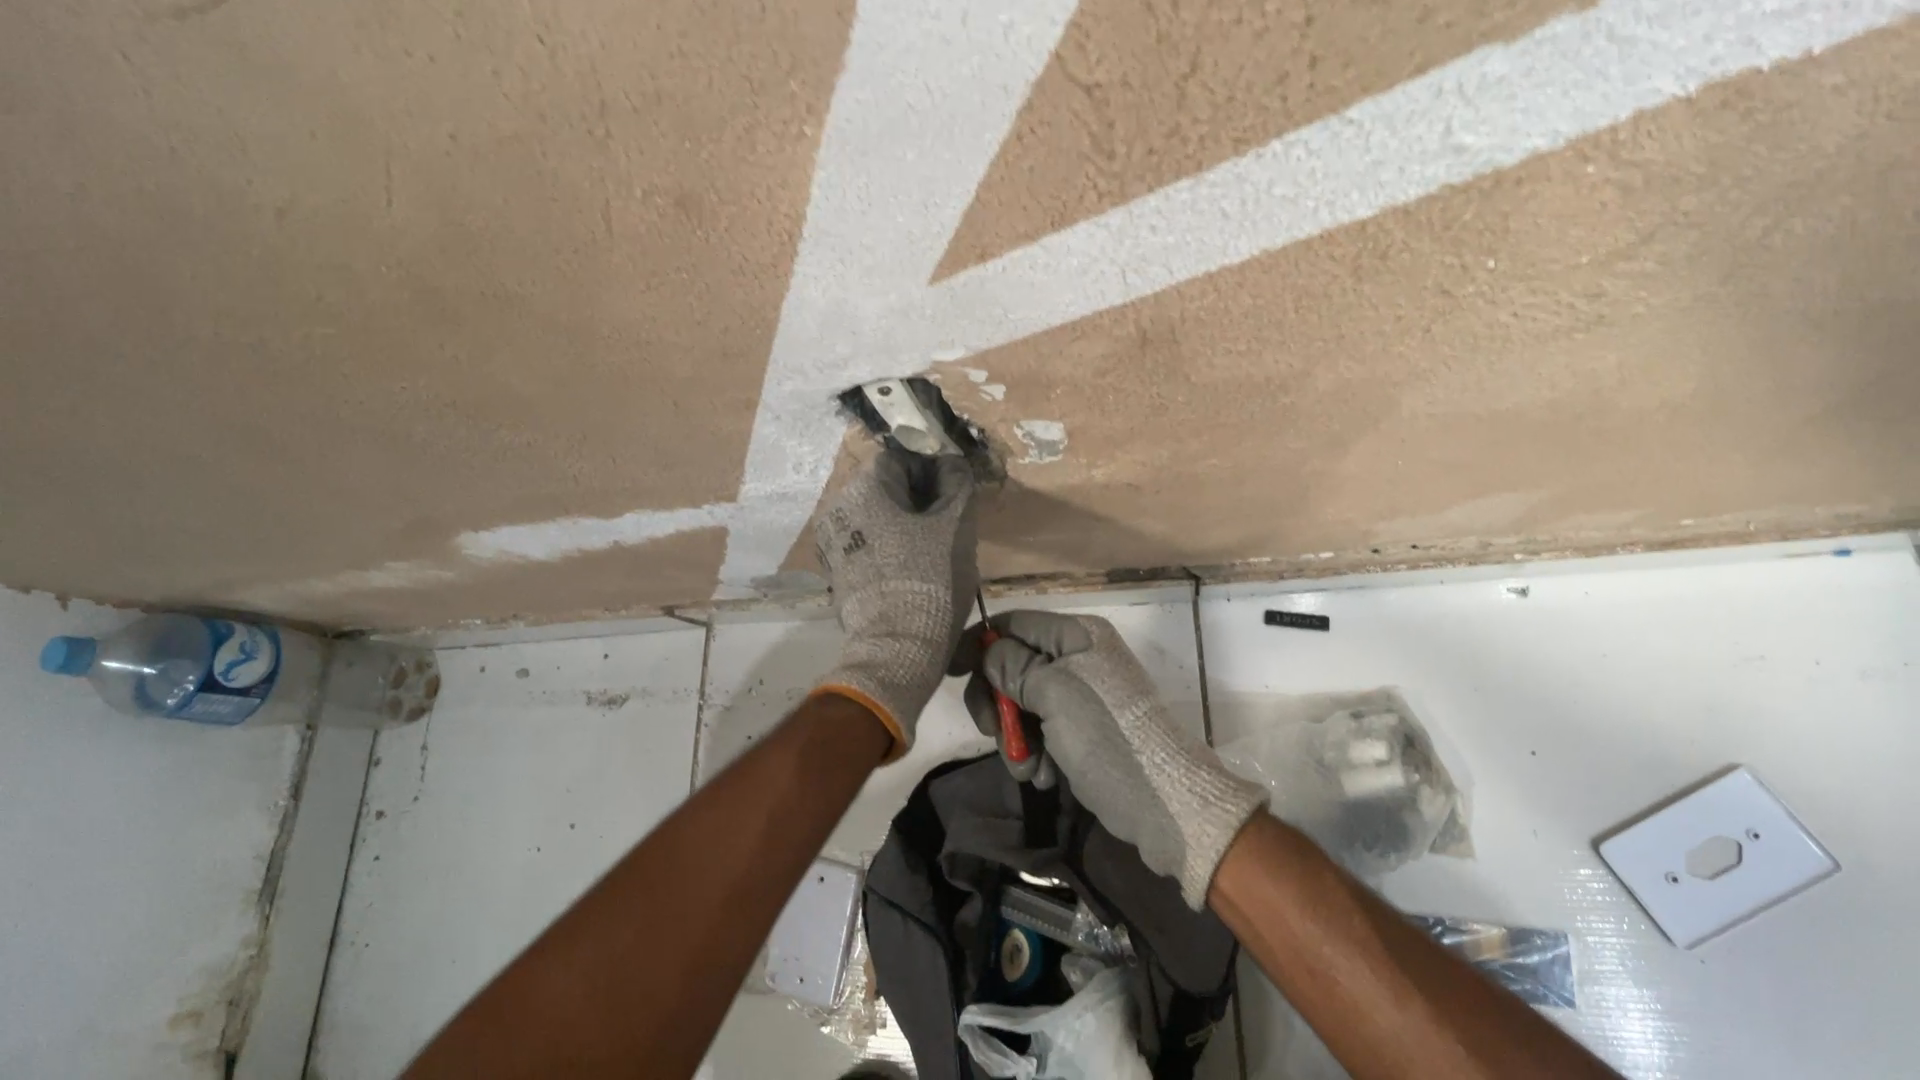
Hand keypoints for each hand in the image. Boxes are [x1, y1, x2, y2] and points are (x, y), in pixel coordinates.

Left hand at [812, 448, 977, 760]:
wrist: (898, 647)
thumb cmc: (930, 579)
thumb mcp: (956, 524)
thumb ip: (956, 484)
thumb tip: (950, 464)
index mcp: (863, 488)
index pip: (900, 457)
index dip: (932, 470)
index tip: (954, 493)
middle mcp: (838, 508)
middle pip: (885, 488)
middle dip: (917, 499)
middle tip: (948, 521)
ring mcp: (833, 542)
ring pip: (877, 518)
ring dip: (904, 524)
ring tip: (934, 547)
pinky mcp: (837, 572)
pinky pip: (868, 545)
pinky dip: (890, 548)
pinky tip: (914, 568)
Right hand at [953, 610, 1266, 907]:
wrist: (1164, 803)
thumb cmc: (1107, 737)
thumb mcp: (1053, 692)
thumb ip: (1011, 665)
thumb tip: (987, 651)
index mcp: (1078, 635)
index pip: (1014, 624)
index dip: (979, 644)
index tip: (951, 674)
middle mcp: (1080, 658)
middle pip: (1012, 666)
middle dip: (999, 704)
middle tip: (994, 733)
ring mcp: (1083, 696)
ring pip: (1022, 705)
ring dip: (1017, 739)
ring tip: (1030, 770)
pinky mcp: (1084, 731)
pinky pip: (1042, 732)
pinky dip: (1036, 754)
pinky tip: (1045, 777)